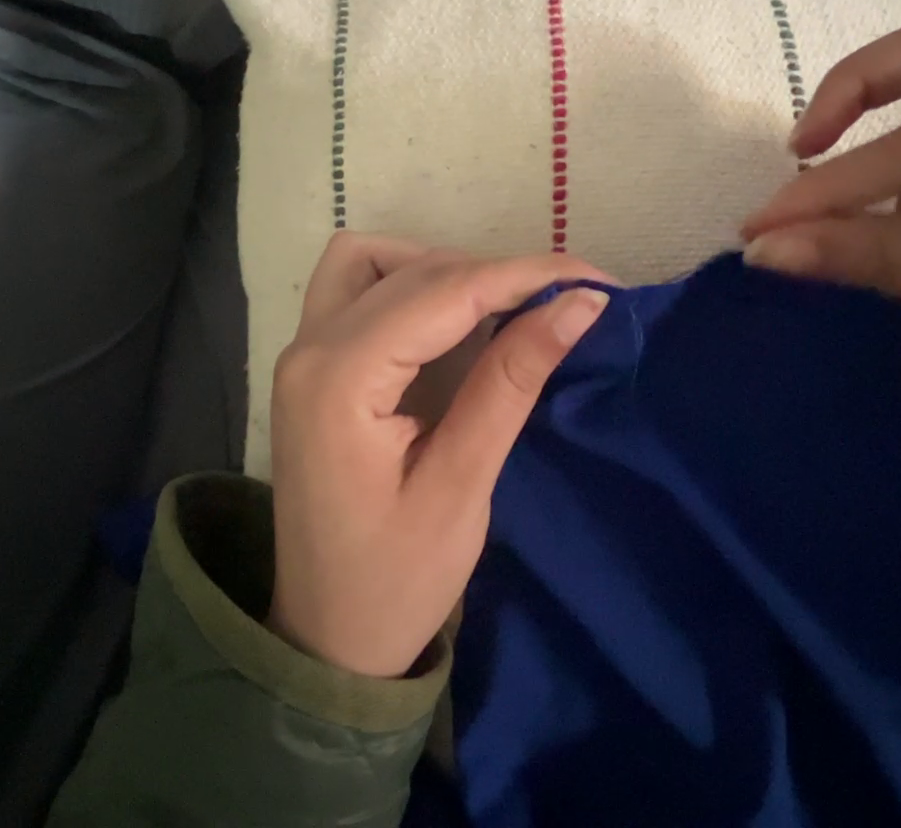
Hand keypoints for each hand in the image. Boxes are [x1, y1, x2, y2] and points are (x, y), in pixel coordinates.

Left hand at [267, 232, 609, 676]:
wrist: (326, 637)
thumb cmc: (396, 581)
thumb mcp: (462, 485)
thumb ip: (510, 383)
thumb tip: (578, 305)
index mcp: (339, 380)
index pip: (444, 292)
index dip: (526, 276)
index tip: (598, 280)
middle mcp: (309, 348)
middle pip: (412, 271)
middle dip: (498, 273)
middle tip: (570, 302)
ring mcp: (302, 353)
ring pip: (375, 263)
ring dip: (445, 269)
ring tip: (509, 307)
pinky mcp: (313, 367)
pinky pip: (357, 289)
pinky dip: (410, 283)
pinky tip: (453, 318)